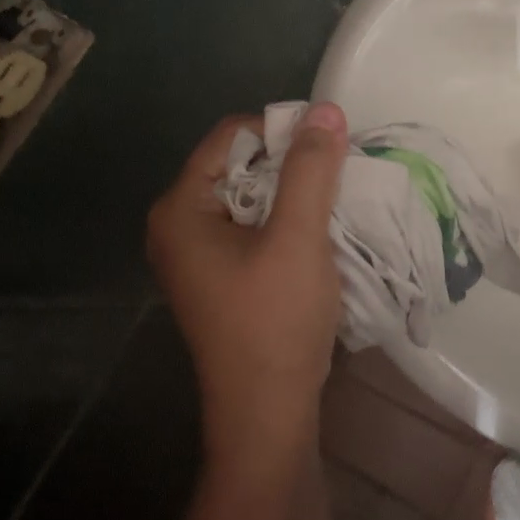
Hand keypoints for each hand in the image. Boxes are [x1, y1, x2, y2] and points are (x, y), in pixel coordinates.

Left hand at [146, 104, 348, 467]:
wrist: (268, 411)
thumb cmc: (274, 320)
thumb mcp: (298, 236)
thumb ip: (311, 169)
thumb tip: (326, 109)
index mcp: (181, 209)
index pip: (233, 135)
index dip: (283, 130)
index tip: (330, 148)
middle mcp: (180, 224)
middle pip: (243, 163)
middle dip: (294, 164)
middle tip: (338, 177)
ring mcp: (200, 253)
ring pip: (256, 194)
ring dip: (298, 193)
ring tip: (336, 204)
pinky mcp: (223, 274)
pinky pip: (258, 223)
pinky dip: (290, 220)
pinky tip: (321, 234)